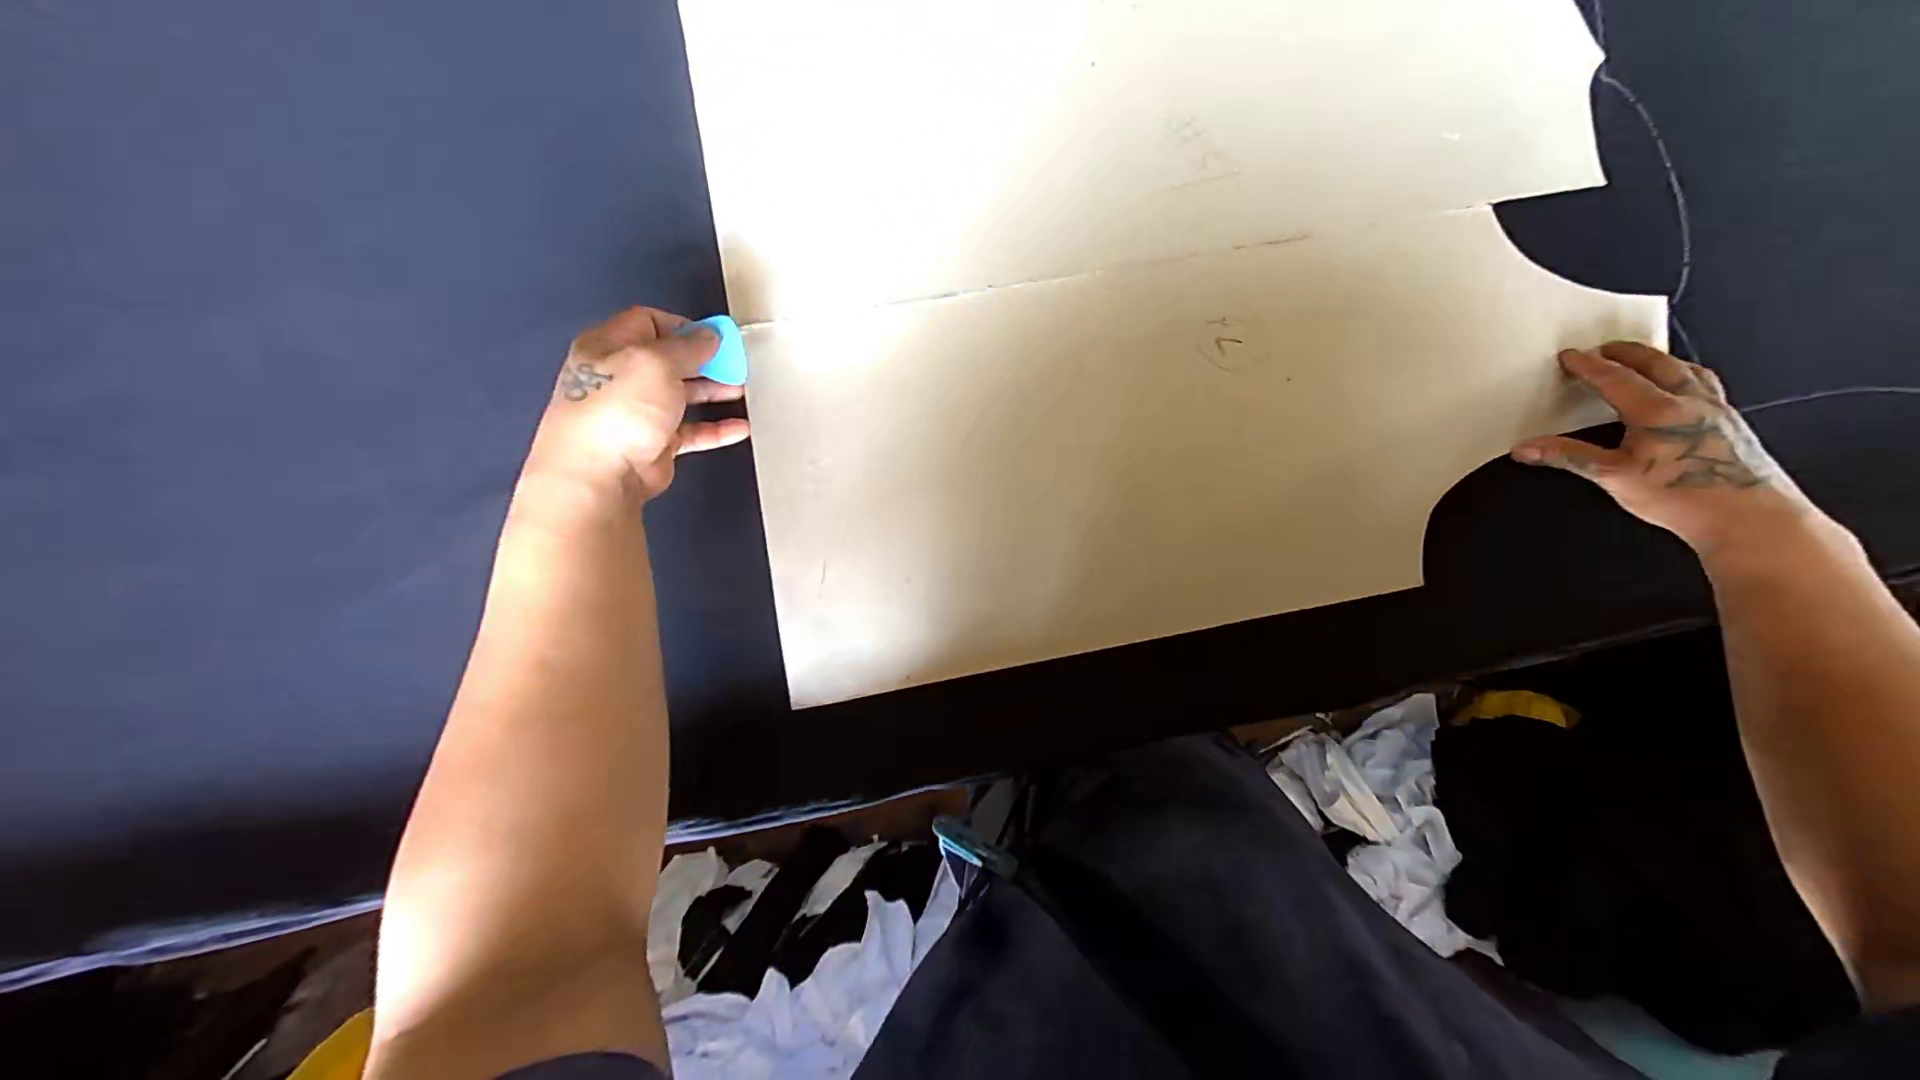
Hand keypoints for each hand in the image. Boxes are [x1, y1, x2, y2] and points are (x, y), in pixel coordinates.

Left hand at [524, 306, 749, 501]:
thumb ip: (688, 346)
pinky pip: (691, 431)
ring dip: (713, 391)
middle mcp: (621, 376)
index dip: (683, 326)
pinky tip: (739, 428)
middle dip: (704, 360)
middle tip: (734, 364)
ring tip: (741, 390)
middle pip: (669, 360)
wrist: (599, 474)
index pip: (648, 322)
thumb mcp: (656, 362)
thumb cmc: (620, 407)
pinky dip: (715, 429)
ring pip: (682, 395)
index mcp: (610, 347)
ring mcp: (638, 412)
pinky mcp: (655, 444)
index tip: (715, 336)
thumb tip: (709, 336)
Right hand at [1511, 342, 1819, 554]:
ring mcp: (1717, 410)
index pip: (1615, 378)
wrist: (1748, 517)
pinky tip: (1683, 386)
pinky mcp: (1731, 422)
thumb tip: (1527, 448)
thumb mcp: (1612, 476)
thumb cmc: (1683, 497)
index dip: (1588, 365)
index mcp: (1658, 410)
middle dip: (1627, 352)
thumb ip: (1568, 456)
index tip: (1570, 356)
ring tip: (1644, 357)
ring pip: (1686, 370)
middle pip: (1656, 364)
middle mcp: (1691, 402)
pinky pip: (1706, 386)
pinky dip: (1687, 376)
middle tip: (1604, 347)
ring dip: (1660, 359)